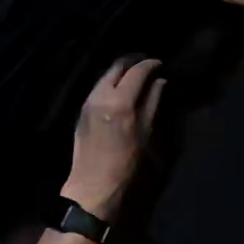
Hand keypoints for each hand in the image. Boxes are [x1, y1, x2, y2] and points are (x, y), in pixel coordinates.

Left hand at [62, 56, 164, 218]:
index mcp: (120, 102)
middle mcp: (101, 95)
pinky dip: (111, 82)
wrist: (93, 183)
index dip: (150, 64)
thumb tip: (160, 81)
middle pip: (117, 66)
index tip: (160, 64)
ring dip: (121, 70)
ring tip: (136, 75)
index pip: (136, 71)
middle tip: (147, 63)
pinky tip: (121, 88)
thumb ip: (152, 102)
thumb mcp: (145, 131)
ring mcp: (88, 101)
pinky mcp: (82, 109)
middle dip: (133, 61)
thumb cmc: (125, 161)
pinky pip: (98, 86)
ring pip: (106, 75)